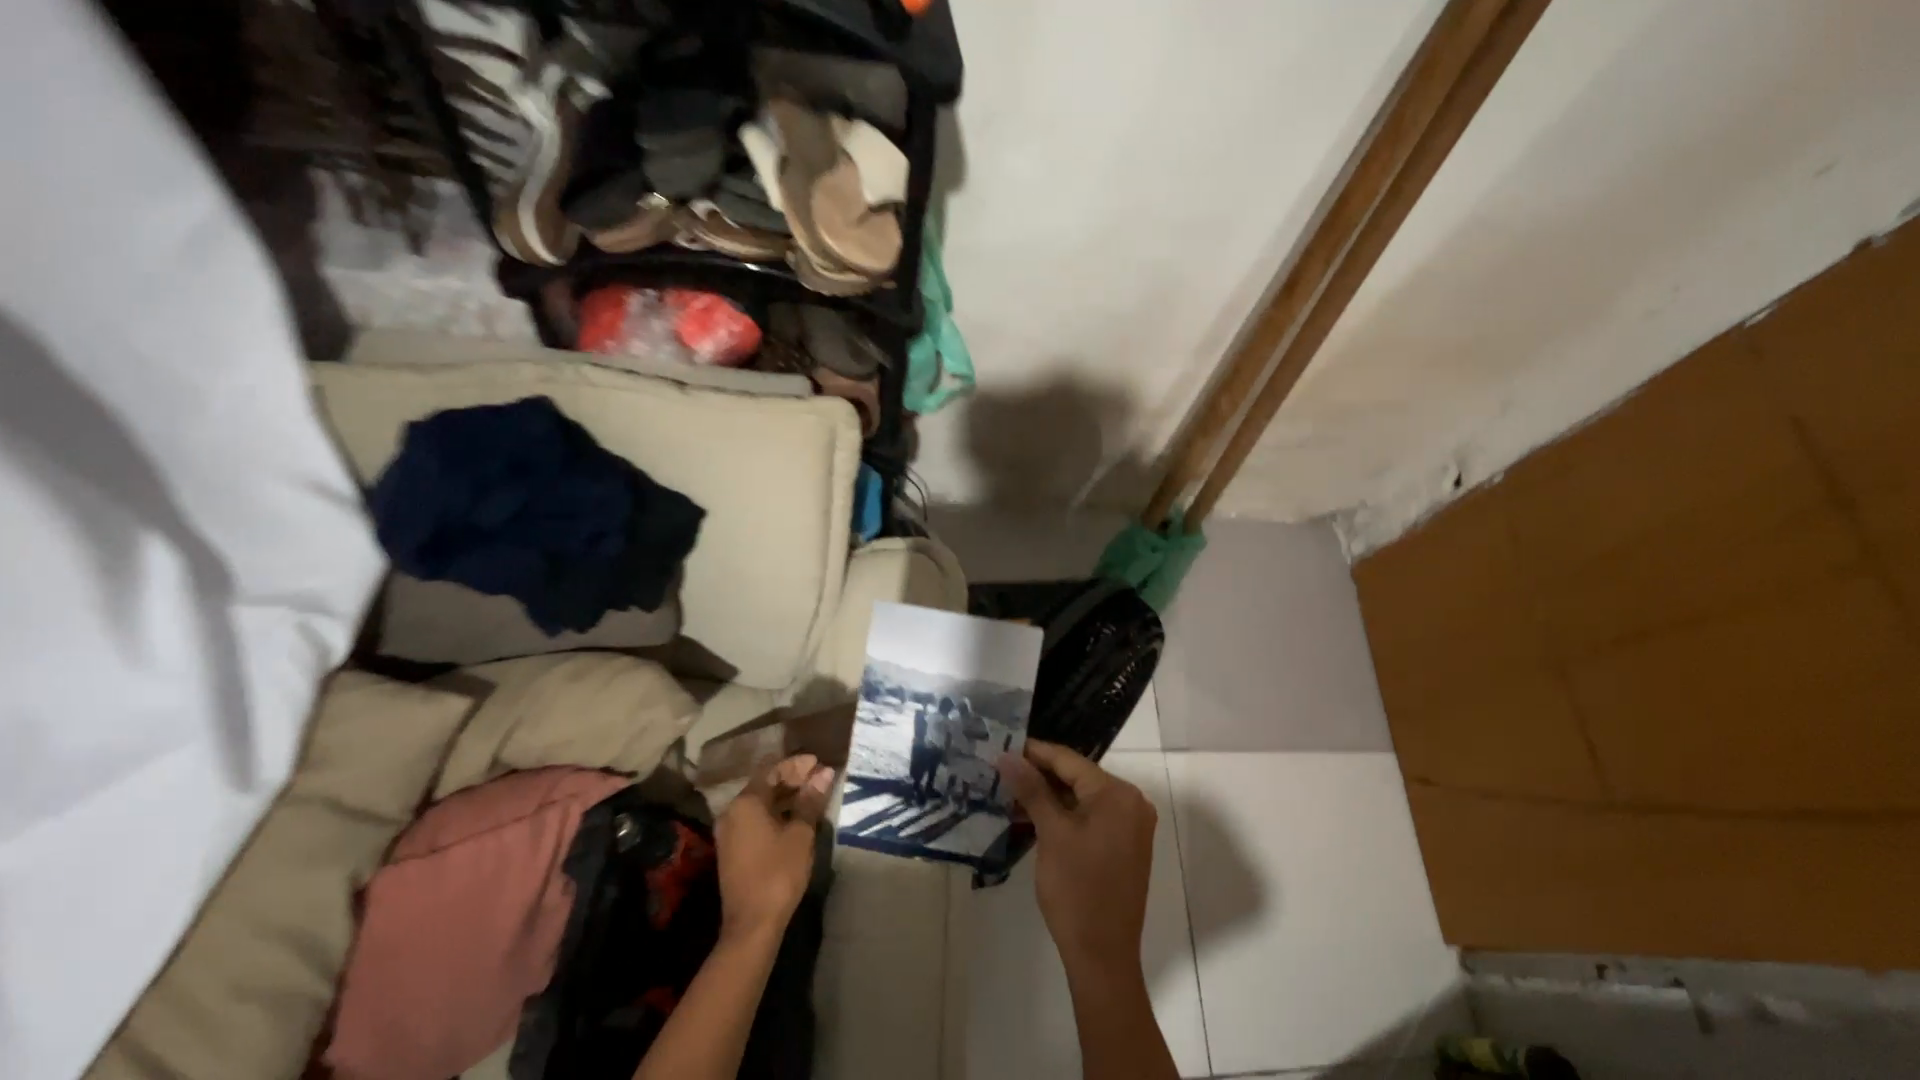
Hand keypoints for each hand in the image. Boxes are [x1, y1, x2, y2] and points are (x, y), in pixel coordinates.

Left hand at [714, 753, 833, 942]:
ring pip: (759, 804)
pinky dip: (774, 813)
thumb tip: (824, 773)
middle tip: (819, 776)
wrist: (752, 923)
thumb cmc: (778, 873)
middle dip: (791, 779)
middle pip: (763, 785)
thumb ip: (810, 801)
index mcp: (745, 803)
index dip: (796, 764)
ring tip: (812, 795)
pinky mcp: (732, 849)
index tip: (819, 761)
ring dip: (784, 797)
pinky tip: (794, 818)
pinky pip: (754, 820)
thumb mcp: (800, 835)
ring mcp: (729, 832)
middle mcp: (731, 812)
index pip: (772, 770)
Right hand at [997, 741, 1155, 972]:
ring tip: (1010, 794)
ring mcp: (1131, 826)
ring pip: (1083, 798)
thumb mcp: (1051, 834)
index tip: (1001, 746)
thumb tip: (1007, 755)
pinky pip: (1092, 818)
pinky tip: (1034, 817)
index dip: (1034, 752)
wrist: (1102, 953)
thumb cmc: (1076, 889)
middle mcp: (1131, 803)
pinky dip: (1065, 816)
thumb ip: (1031, 789)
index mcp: (1117, 794)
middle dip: (1040, 775)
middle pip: (1078, 777)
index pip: (1070, 761)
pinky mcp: (1125, 846)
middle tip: (1001, 771)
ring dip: (1050, 797)